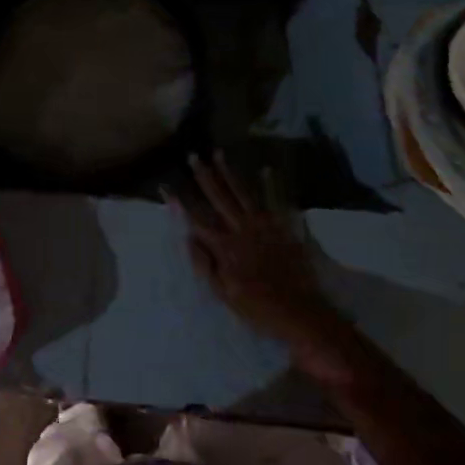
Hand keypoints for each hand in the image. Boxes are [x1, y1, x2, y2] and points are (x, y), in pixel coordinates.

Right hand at [170, 152, 344, 349]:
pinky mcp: (282, 225)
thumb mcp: (224, 294)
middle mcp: (242, 228)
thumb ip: (206, 264)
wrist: (298, 310)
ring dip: (229, 172)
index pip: (196, 219)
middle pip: (219, 197)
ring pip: (243, 192)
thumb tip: (189, 237)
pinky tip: (266, 170)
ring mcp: (264, 224)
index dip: (180, 203)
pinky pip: (274, 200)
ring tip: (219, 154)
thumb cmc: (258, 308)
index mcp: (225, 247)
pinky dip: (270, 184)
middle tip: (193, 156)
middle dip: (204, 176)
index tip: (166, 186)